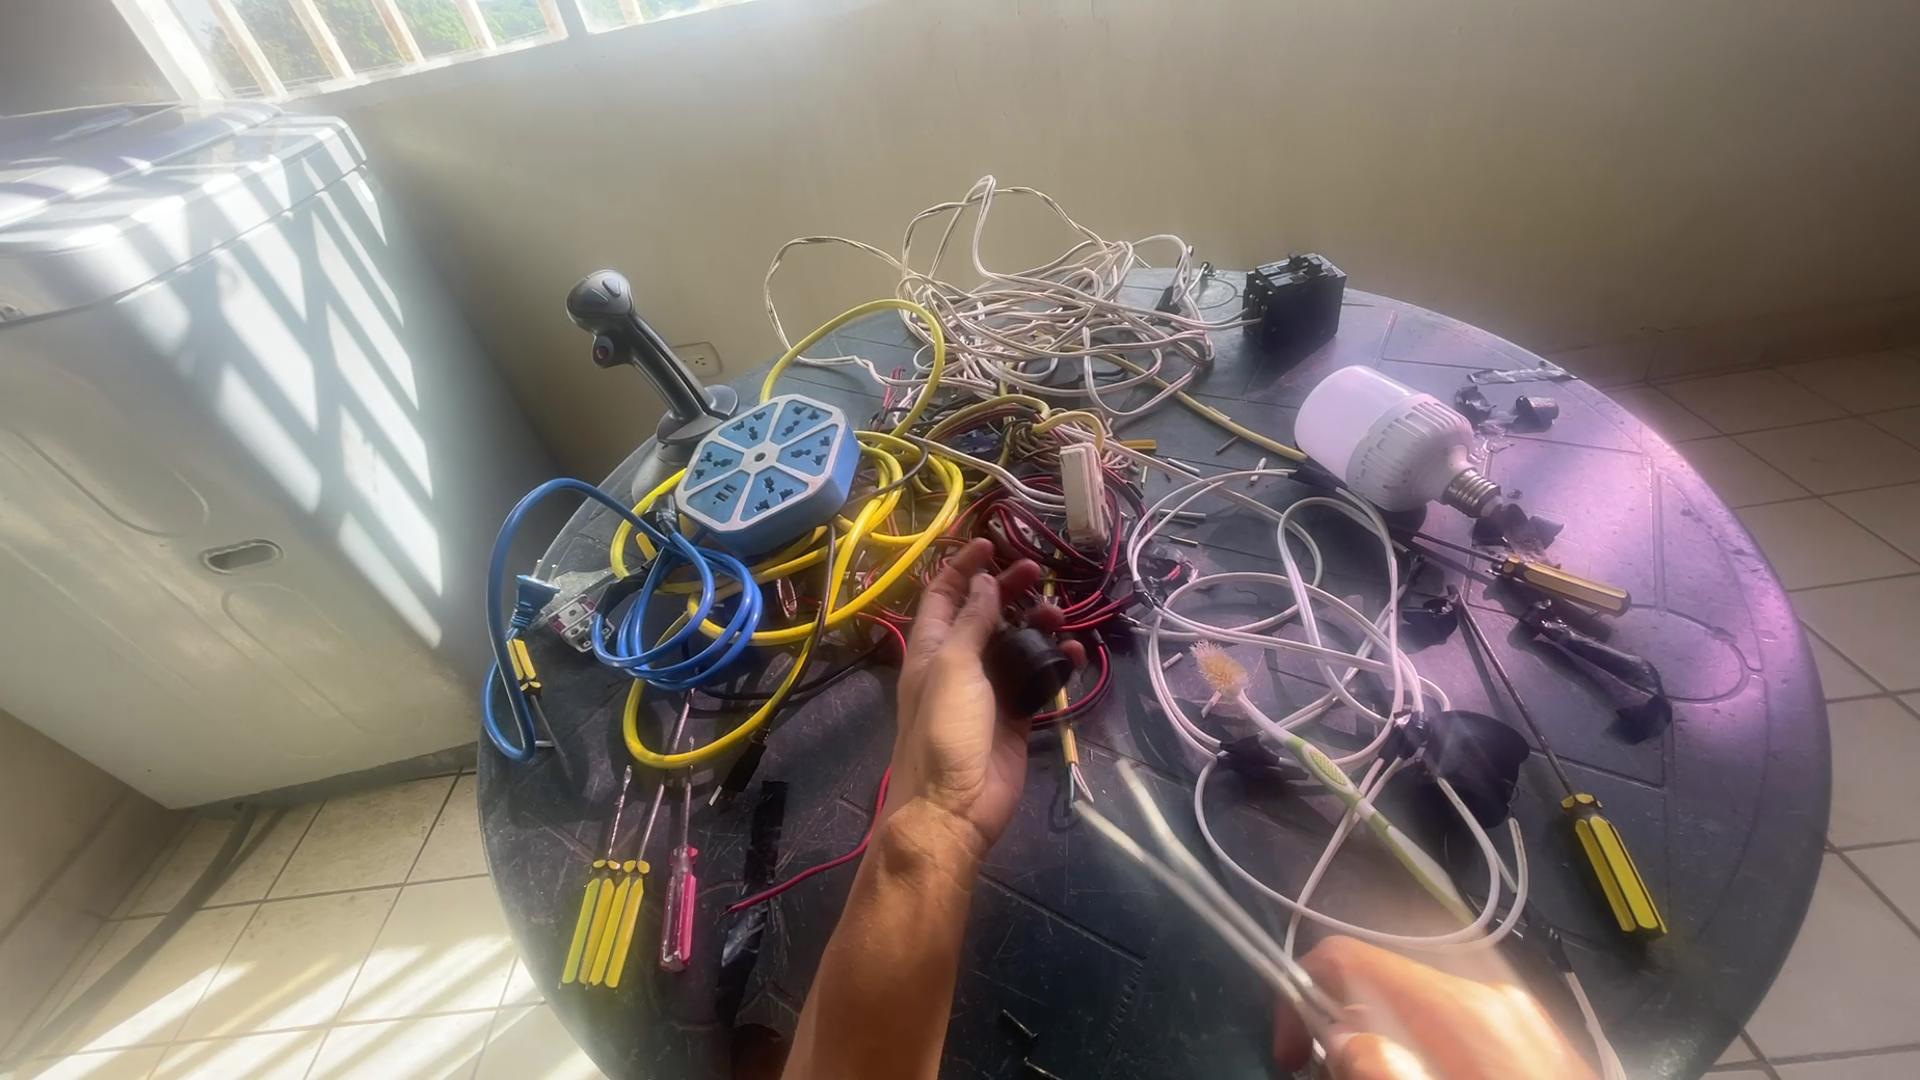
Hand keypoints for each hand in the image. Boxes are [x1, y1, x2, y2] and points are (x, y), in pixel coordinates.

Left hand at [887, 538, 1084, 853]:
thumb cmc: (943, 729)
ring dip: (1036, 623)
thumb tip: (985, 583)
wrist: (955, 806)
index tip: (990, 543)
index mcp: (931, 646)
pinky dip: (1056, 661)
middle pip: (984, 613)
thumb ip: (971, 622)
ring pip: (1016, 642)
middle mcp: (959, 661)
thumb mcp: (952, 666)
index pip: (943, 594)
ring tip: (1058, 614)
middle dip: (1008, 588)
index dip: (963, 567)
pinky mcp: (1017, 712)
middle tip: (1037, 571)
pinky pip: (1039, 677)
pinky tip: (1074, 653)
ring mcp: (990, 687)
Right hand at [1275, 937, 1597, 1079]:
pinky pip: (1453, 1020)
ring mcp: (1519, 1013)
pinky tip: (1430, 1073)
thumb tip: (1337, 1035)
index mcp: (1460, 1006)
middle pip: (1379, 978)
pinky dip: (1423, 1041)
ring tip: (1383, 1073)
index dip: (1302, 990)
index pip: (1347, 956)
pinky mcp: (1541, 1040)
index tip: (1290, 1051)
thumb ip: (1381, 1071)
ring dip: (1382, 1034)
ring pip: (1415, 1000)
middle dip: (1345, 1023)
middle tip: (1340, 1075)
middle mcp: (1487, 991)